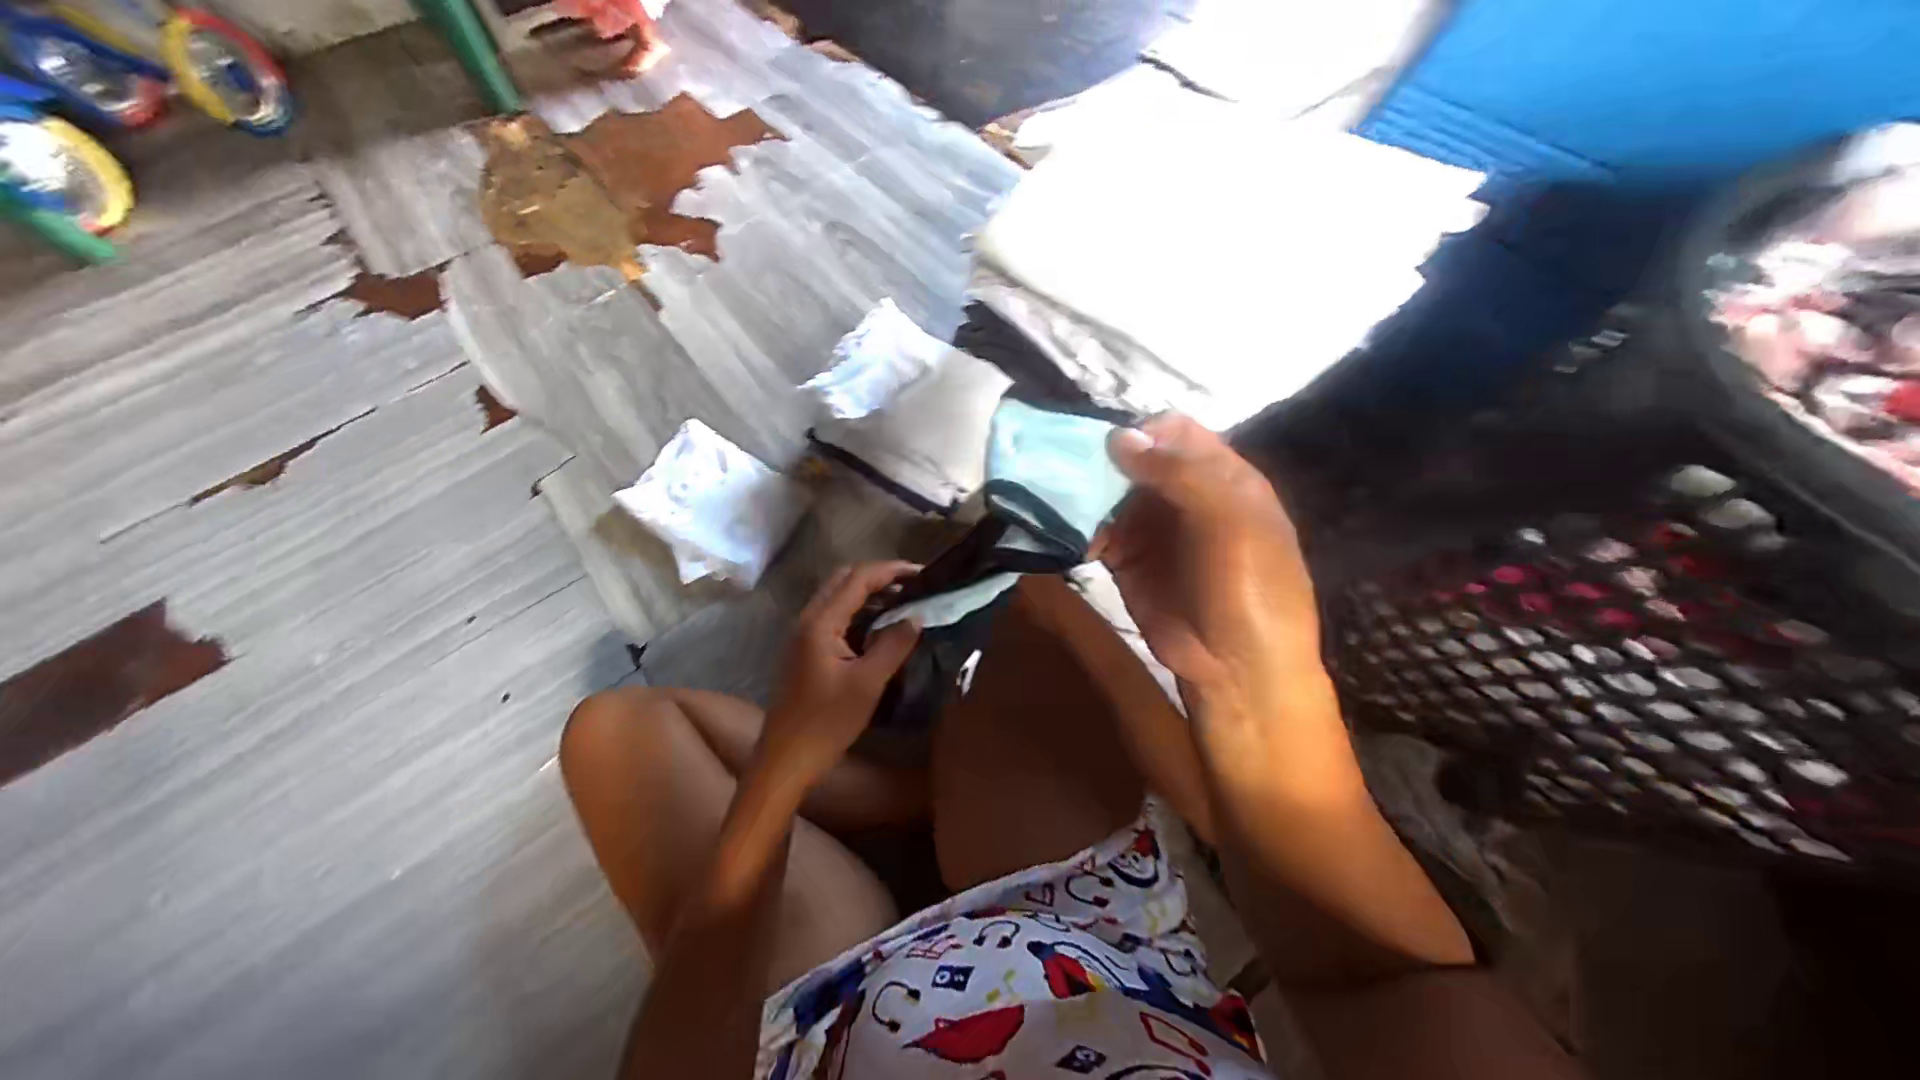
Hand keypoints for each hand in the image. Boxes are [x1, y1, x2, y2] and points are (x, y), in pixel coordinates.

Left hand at [759, 561, 922, 785]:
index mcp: (819, 623)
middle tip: (913, 586)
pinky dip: (858, 612)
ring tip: (903, 602)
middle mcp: (807, 620)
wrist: (786, 759)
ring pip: (837, 598)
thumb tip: (917, 617)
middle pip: (843, 580)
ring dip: (868, 593)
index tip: (922, 573)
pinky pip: (833, 617)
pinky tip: (879, 627)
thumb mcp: (868, 684)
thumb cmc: (826, 723)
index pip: (857, 579)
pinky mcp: (804, 651)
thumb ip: (894, 645)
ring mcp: (802, 636)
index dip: (891, 570)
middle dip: (879, 576)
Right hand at [1093, 414, 1321, 707]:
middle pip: (1134, 458)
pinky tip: (1066, 532)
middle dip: (1101, 458)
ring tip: (1052, 495)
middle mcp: (1181, 494)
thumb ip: (1181, 473)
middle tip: (1064, 466)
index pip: (1174, 432)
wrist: (1237, 666)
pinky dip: (1078, 527)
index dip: (1143, 432)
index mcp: (1220, 476)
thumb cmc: (1250, 587)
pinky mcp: (1126, 558)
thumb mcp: (1231, 521)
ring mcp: (1152, 527)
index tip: (1109, 448)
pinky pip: (1096, 530)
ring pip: (1109, 491)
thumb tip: (1119, 436)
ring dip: (1082, 490)